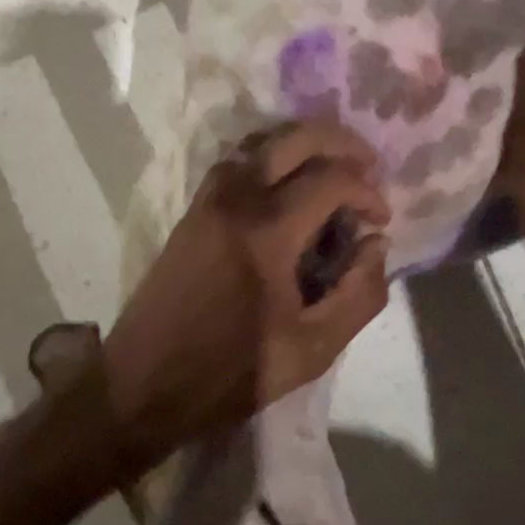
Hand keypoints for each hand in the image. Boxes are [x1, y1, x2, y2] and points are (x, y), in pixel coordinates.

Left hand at [102, 120, 391, 450]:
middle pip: (294, 138)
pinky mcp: (191, 213)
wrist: (143, 385)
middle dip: (340, 144)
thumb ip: (359, 293)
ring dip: (302, 147)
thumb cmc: (231, 374)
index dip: (368, 192)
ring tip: (332, 174)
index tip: (382, 220)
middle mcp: (235, 200)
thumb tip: (376, 243)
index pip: (331, 179)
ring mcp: (207, 201)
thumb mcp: (313, 350)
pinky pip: (237, 164)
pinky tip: (287, 190)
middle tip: (368, 168)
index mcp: (267, 233)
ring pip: (261, 143)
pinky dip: (269, 160)